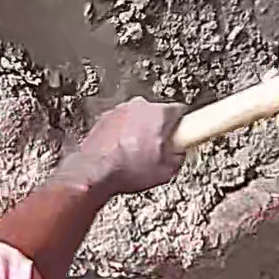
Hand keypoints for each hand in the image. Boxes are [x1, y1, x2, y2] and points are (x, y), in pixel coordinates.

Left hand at [58, 97, 186, 195]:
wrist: (94, 172)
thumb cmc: (128, 170)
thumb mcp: (167, 171)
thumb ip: (179, 156)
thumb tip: (180, 151)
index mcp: (159, 114)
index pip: (180, 111)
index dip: (184, 124)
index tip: (183, 133)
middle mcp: (140, 106)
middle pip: (158, 113)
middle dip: (159, 129)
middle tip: (158, 150)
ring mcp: (120, 110)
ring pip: (138, 117)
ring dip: (139, 130)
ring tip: (136, 154)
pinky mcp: (106, 117)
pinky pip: (121, 122)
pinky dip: (123, 133)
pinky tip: (121, 151)